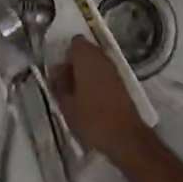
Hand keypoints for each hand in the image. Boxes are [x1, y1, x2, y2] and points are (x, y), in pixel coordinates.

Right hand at [50, 36, 150, 164]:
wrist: (126, 138)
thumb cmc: (92, 118)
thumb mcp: (66, 104)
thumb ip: (58, 85)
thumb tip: (56, 76)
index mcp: (85, 55)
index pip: (73, 42)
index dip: (64, 55)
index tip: (58, 72)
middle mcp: (101, 57)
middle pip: (85, 52)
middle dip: (75, 64)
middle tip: (65, 83)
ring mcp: (114, 70)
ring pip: (95, 64)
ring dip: (86, 74)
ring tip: (77, 94)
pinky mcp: (122, 84)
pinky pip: (104, 75)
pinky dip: (96, 82)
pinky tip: (91, 101)